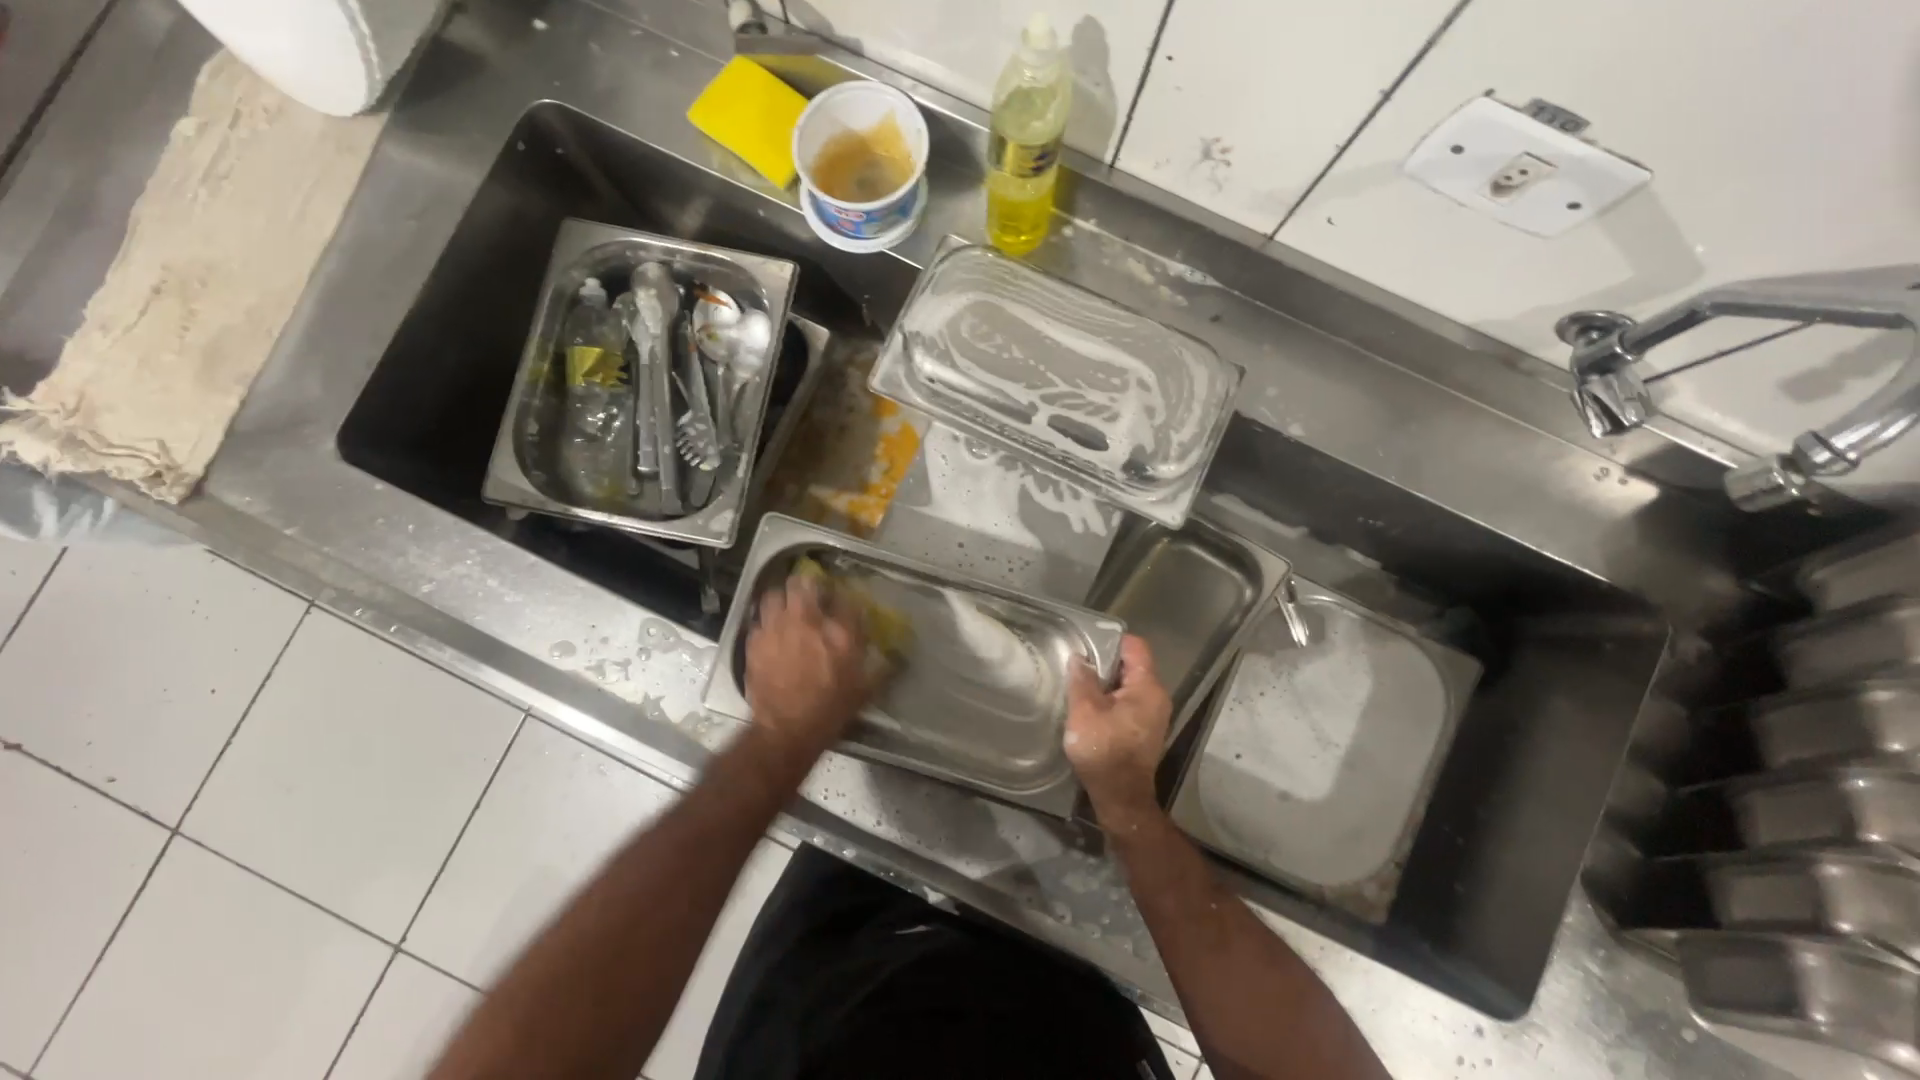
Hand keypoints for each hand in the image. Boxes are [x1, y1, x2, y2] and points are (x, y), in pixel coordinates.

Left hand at [745, 573, 872, 761]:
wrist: (787, 730)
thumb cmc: (830, 710)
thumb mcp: (864, 689)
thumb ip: (878, 666)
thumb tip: (893, 657)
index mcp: (840, 631)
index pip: (845, 598)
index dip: (843, 597)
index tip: (843, 604)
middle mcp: (807, 621)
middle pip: (804, 583)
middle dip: (807, 585)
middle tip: (811, 595)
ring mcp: (777, 628)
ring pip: (774, 595)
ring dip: (782, 599)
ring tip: (786, 608)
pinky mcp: (755, 642)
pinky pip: (759, 622)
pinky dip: (766, 624)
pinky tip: (771, 635)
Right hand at [1065, 635, 1171, 824]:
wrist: (1121, 797)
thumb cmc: (1104, 751)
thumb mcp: (1085, 712)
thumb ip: (1082, 680)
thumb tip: (1080, 657)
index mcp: (1148, 687)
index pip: (1135, 647)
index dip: (1110, 640)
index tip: (1085, 642)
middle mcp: (1157, 697)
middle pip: (1132, 665)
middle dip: (1105, 662)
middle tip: (1076, 663)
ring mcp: (1154, 715)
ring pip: (1129, 685)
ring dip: (1106, 683)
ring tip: (1079, 683)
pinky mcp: (1145, 730)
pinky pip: (1129, 702)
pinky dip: (1111, 700)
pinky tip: (1089, 707)